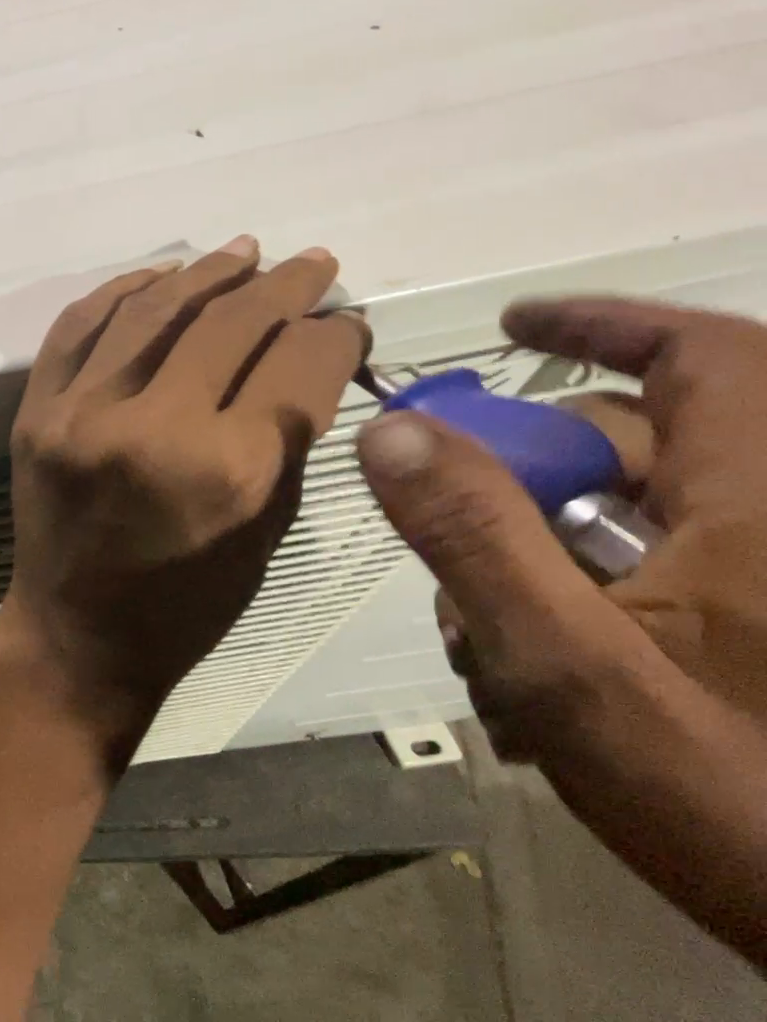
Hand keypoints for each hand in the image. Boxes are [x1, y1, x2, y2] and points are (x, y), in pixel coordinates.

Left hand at [0, 236, 368, 753]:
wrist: (74, 636)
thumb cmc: (184, 604)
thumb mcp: (265, 530)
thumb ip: (291, 435)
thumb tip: (316, 347)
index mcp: (226, 470)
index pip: (299, 362)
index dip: (336, 334)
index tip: (347, 323)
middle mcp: (148, 429)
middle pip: (228, 321)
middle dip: (283, 285)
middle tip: (313, 265)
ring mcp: (76, 415)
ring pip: (150, 309)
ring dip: (204, 273)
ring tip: (242, 253)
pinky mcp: (32, 414)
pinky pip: (75, 327)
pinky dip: (120, 292)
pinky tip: (158, 278)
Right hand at [358, 296, 766, 758]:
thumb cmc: (729, 794)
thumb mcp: (567, 663)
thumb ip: (474, 538)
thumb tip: (390, 430)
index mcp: (764, 508)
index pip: (705, 358)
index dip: (605, 324)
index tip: (511, 326)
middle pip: (638, 447)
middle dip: (526, 480)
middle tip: (452, 546)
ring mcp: (763, 579)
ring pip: (631, 521)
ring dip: (538, 558)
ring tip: (485, 640)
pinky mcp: (753, 625)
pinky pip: (652, 576)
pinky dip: (578, 598)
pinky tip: (531, 668)